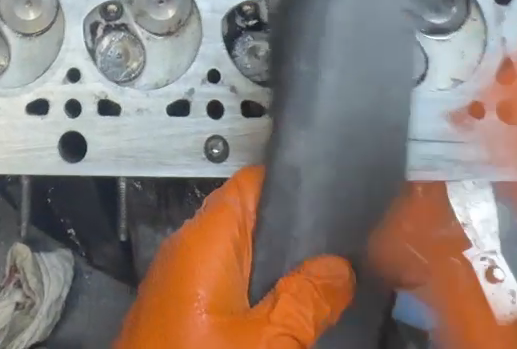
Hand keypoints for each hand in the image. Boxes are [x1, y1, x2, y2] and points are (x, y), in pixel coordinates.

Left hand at [115, 166, 354, 348]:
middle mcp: (186, 246)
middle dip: (290, 233)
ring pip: (236, 254)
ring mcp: (179, 279)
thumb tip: (339, 268)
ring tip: (320, 278)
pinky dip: (251, 291)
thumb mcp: (268, 342)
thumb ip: (307, 299)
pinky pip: (222, 284)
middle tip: (339, 249)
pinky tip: (280, 312)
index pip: (251, 183)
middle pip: (246, 218)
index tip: (331, 194)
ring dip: (272, 267)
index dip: (291, 183)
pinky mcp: (177, 309)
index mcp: (206, 236)